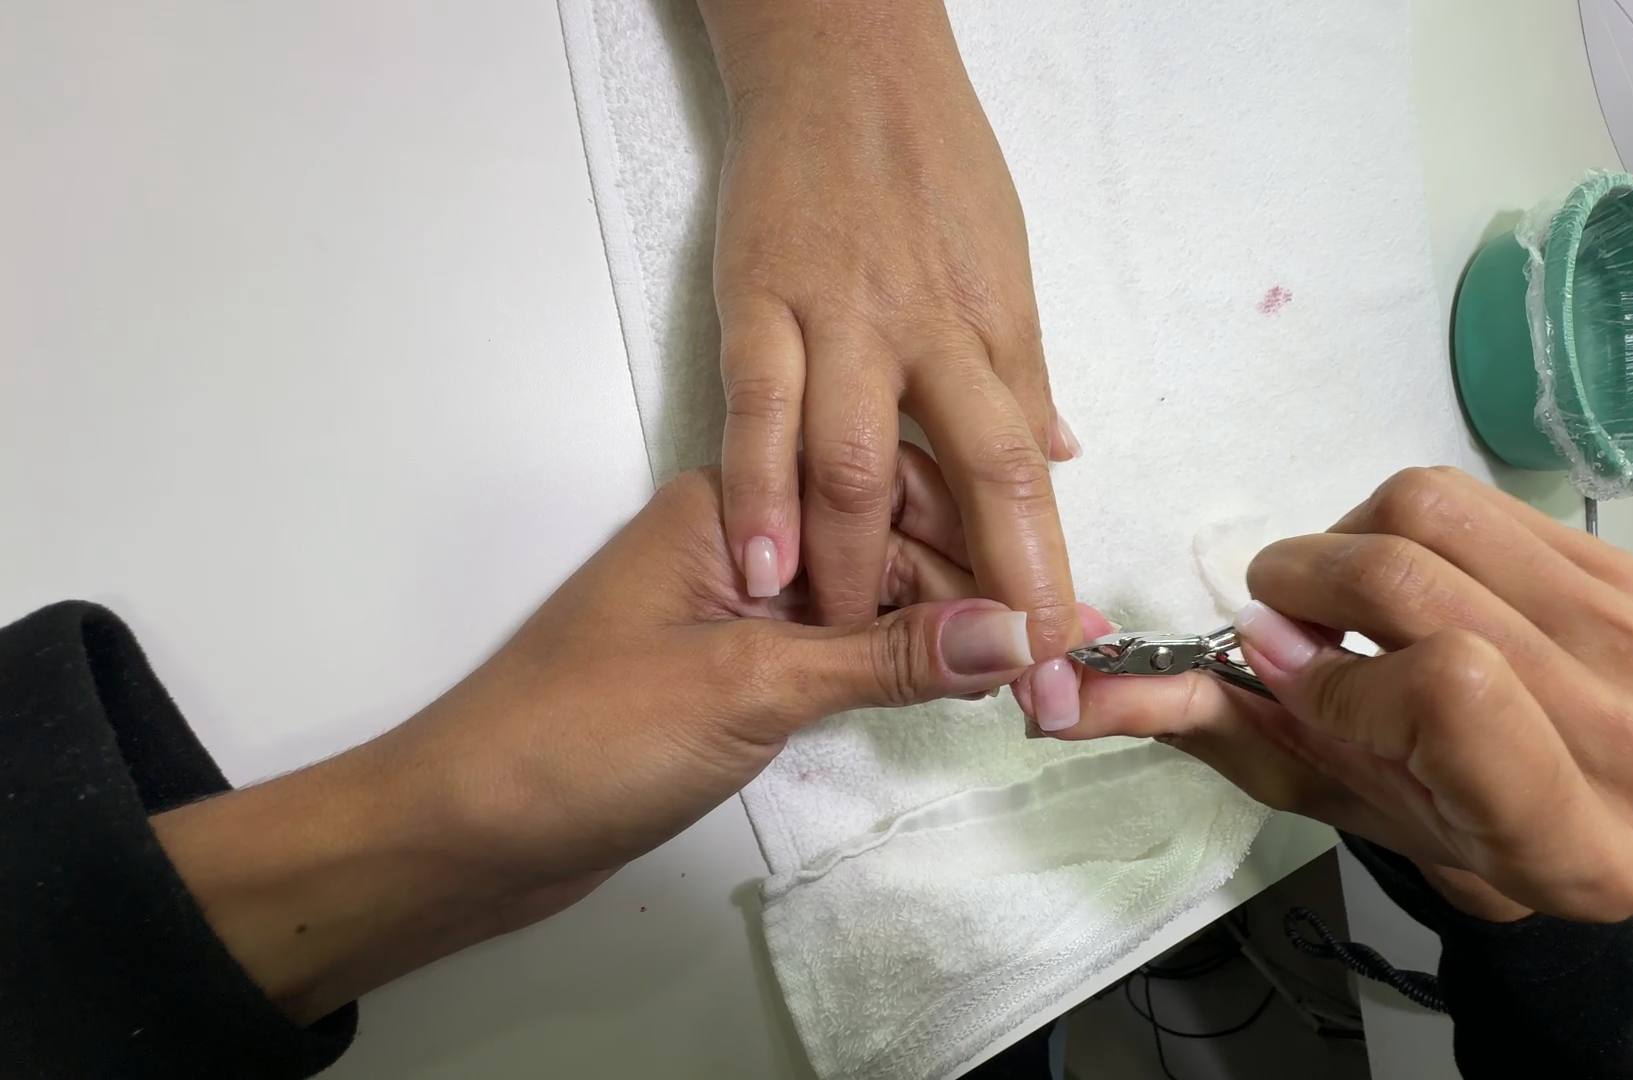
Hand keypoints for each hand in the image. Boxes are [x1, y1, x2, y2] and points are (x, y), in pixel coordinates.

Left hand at [152, 448, 1031, 1021]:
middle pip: (891, 546)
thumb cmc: (590, 732)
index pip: (888, 497)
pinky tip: (960, 679)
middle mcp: (757, 538)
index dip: (977, 547)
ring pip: (876, 599)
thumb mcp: (753, 685)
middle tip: (1060, 643)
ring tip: (1029, 668)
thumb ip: (888, 657)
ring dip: (946, 632)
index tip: (1051, 599)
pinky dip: (904, 663)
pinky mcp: (753, 661)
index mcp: (742, 504)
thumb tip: (1013, 636)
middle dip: (975, 593)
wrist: (470, 832)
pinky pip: (848, 646)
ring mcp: (755, 603)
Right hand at [696, 0, 1078, 658]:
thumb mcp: (1007, 269)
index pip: (1030, 473)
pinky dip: (760, 492)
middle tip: (986, 681)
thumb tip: (1062, 457)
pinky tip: (762, 566)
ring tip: (853, 645)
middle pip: (970, 479)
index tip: (1056, 649)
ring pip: (854, 460)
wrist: (845, 58)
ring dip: (856, 565)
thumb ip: (1024, 376)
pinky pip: (758, 408)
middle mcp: (927, 334)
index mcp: (993, 332)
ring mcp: (840, 318)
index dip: (1046, 568)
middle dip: (981, 591)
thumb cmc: (934, 167)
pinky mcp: (759, 301)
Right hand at [1041, 468, 1632, 921]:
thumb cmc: (1397, 797)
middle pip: (1415, 581)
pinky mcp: (1627, 571)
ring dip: (1346, 546)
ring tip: (1344, 600)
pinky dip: (1396, 525)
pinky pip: (1466, 493)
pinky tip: (1405, 582)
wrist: (1519, 783)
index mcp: (1556, 839)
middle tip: (1287, 617)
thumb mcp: (1288, 776)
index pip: (1444, 693)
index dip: (1328, 670)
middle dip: (1306, 586)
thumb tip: (1060, 693)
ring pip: (1432, 513)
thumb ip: (1185, 727)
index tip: (1284, 670)